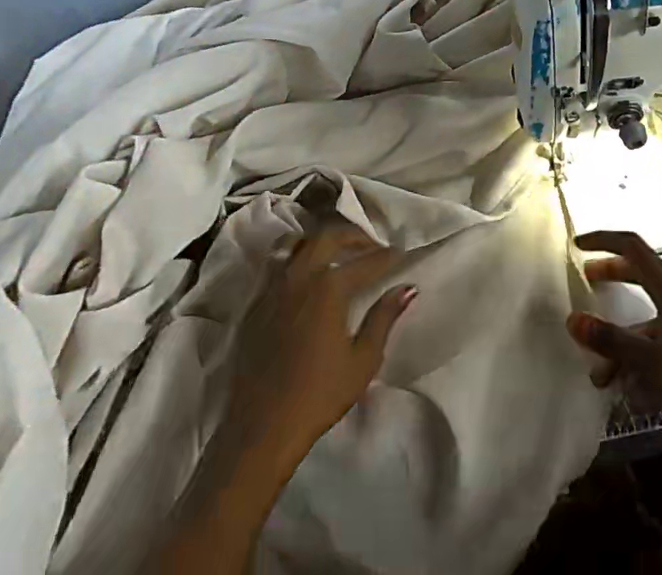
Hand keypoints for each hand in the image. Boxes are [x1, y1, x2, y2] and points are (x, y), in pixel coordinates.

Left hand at [157, 226, 415, 573]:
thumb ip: (384, 317)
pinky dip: (295, 259)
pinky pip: (275, 266)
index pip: (364, 261)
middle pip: (325, 238)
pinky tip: (305, 277)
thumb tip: (407, 288)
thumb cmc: (320, 394)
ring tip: (335, 253)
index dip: (385, 256)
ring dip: (318, 241)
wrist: (263, 425)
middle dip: (351, 236)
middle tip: (370, 245)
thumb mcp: (363, 359)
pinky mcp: (254, 304)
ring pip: (294, 245)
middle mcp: (298, 277)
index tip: (400, 253)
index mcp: (328, 288)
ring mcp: (271, 288)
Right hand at [566, 230, 661, 444]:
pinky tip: (626, 394)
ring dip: (618, 339)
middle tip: (584, 283)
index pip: (634, 249)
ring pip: (644, 321)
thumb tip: (572, 319)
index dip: (604, 241)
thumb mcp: (656, 364)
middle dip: (610, 276)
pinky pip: (655, 348)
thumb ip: (613, 342)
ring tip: (597, 375)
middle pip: (639, 276)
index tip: (576, 244)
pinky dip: (636, 363)